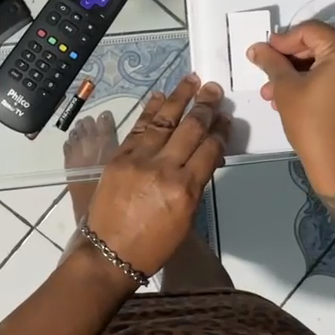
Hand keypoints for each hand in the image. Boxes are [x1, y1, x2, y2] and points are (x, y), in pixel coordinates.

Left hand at [80, 75, 228, 280]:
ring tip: (191, 80)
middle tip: (213, 89)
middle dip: (205, 106)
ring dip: (179, 97)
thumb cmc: (153, 245)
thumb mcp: (185, 219)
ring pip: (164, 120)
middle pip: (190, 128)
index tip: (226, 118)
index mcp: (185, 189)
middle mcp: (164, 168)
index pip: (210, 149)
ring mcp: (138, 159)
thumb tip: (206, 157)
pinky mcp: (119, 157)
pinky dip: (151, 110)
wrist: (109, 254)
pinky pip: (139, 127)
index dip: (220, 130)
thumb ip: (195, 184)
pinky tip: (161, 96)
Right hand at [248, 21, 334, 192]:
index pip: (310, 31)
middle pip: (321, 45)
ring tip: (274, 93)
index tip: (263, 53)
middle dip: (290, 60)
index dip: (283, 40)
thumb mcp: (286, 89)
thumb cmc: (313, 126)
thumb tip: (257, 48)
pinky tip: (295, 96)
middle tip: (267, 74)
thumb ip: (271, 62)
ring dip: (301, 73)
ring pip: (329, 62)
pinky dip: (318, 81)